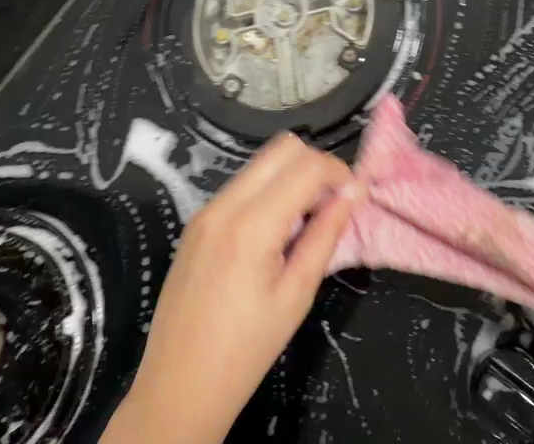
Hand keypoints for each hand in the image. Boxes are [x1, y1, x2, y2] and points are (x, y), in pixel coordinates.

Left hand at [101, 133, 359, 443]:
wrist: (178, 385)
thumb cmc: (245, 350)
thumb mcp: (296, 295)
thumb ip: (326, 235)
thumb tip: (354, 193)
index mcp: (251, 225)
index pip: (306, 165)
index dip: (338, 171)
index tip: (355, 196)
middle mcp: (224, 205)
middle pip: (282, 148)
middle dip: (316, 166)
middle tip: (332, 204)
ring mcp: (205, 210)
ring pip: (261, 163)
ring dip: (291, 177)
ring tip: (305, 222)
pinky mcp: (197, 222)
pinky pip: (242, 185)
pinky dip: (268, 192)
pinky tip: (276, 233)